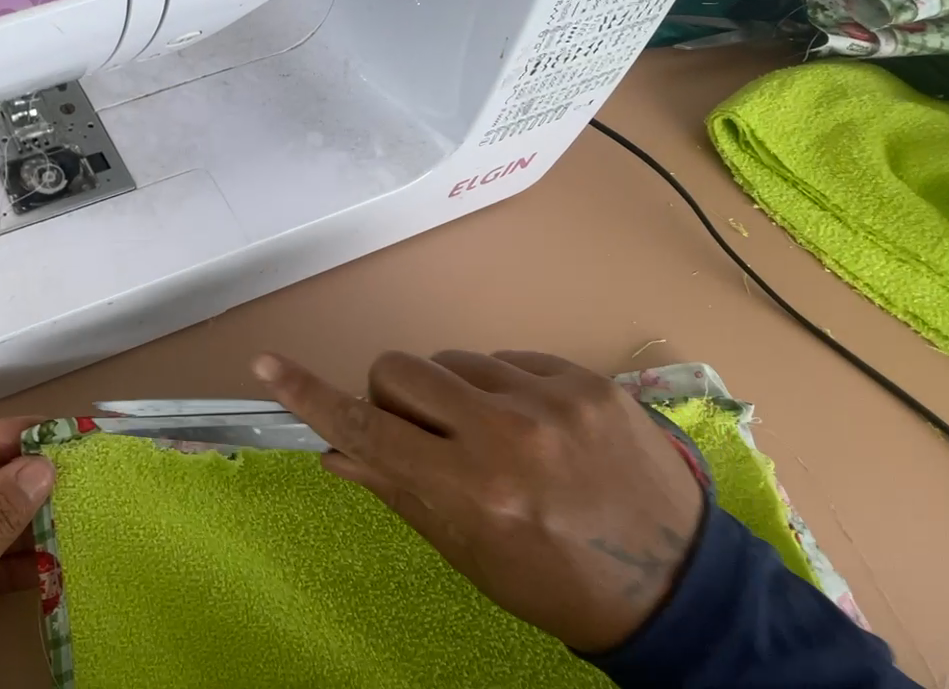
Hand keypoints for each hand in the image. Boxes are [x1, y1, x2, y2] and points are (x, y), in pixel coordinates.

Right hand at [254, 350, 704, 653]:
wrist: (682, 589)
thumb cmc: (554, 581)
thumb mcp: (467, 551)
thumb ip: (396, 488)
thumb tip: (334, 450)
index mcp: (473, 489)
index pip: (368, 428)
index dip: (311, 395)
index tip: (267, 364)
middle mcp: (508, 435)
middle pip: (399, 370)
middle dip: (395, 397)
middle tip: (426, 434)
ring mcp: (553, 401)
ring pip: (450, 361)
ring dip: (452, 393)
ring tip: (493, 435)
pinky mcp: (588, 381)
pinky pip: (505, 359)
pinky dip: (500, 387)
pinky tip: (534, 425)